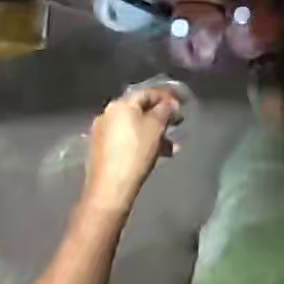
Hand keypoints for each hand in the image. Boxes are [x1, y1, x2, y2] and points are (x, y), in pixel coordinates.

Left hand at [81, 87, 180, 216]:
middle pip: (140, 110)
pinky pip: (126, 140)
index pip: (147, 93)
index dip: (167, 96)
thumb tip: (171, 103)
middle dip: (161, 117)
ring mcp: (102, 134)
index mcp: (120, 105)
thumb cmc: (135, 152)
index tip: (182, 103)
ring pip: (134, 127)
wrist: (109, 190)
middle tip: (177, 123)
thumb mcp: (156, 127)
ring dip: (154, 133)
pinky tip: (156, 155)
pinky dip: (142, 143)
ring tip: (171, 146)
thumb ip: (166, 110)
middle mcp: (107, 115)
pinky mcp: (101, 152)